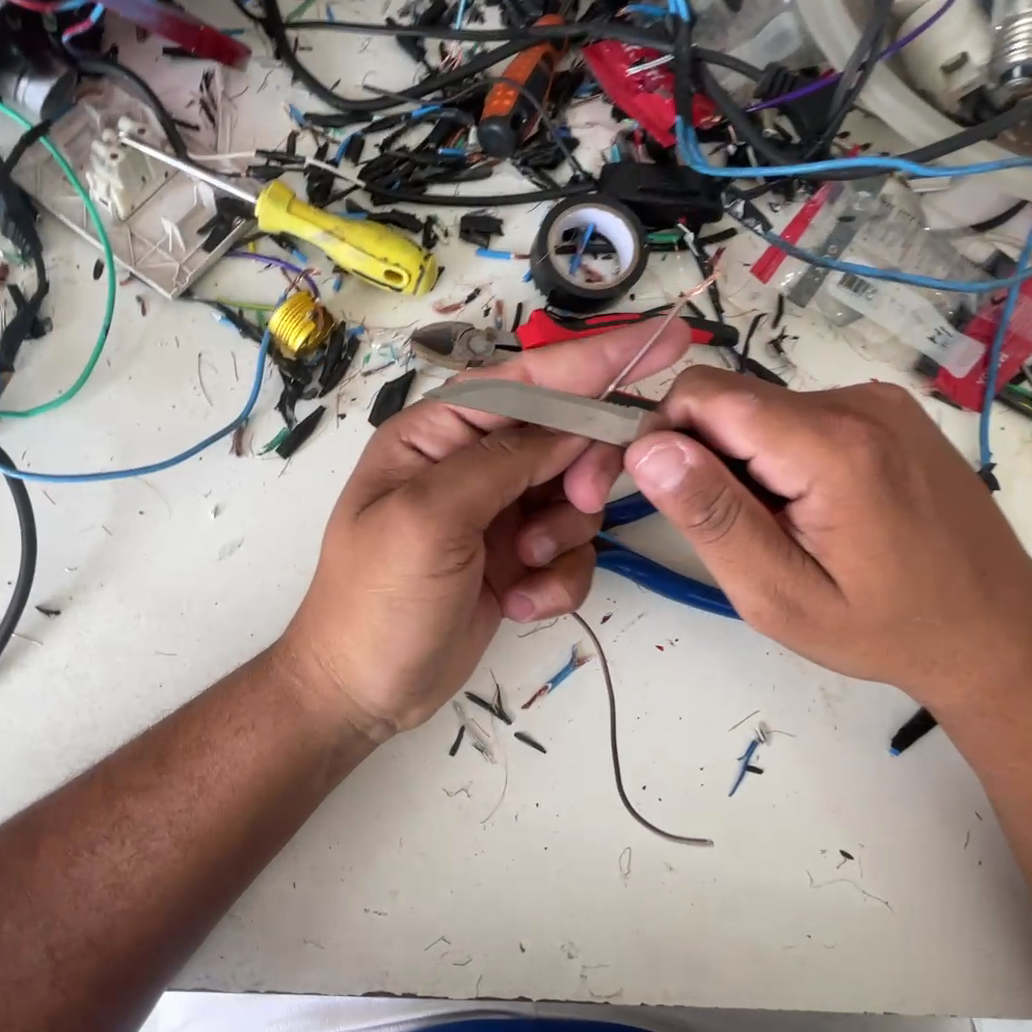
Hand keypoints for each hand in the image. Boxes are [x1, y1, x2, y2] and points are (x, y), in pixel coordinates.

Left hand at [274, 322, 694, 741]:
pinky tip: (517, 603)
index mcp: (434, 435)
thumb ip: (501, 463)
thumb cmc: (376, 599)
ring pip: (574, 498)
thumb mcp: (429, 520)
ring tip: (520, 569)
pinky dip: (556, 579)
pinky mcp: (514, 560)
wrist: (364, 690)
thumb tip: (570, 427)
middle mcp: (468, 465)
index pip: (526, 381)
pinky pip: (569, 551)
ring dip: (562, 537)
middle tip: (572, 505)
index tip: (667, 342)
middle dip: (579, 472)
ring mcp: (495, 514)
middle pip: (562, 437)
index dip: (595, 361)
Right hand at [588, 367, 1031, 707]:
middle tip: (734, 530)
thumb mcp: (777, 594)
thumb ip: (712, 517)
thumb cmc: (883, 627)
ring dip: (743, 461)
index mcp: (831, 445)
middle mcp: (857, 401)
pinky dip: (778, 457)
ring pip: (759, 409)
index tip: (674, 500)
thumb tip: (647, 448)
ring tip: (780, 526)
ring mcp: (879, 401)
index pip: (702, 395)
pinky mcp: (888, 412)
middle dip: (704, 457)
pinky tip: (811, 510)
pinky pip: (796, 416)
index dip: (663, 437)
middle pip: (730, 399)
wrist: (996, 632)